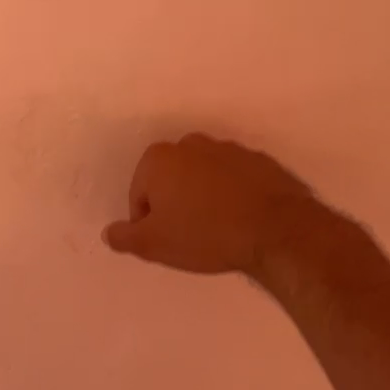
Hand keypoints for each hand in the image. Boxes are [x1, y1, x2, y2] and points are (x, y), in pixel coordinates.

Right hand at [102, 133, 320, 276]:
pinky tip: (240, 222)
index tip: (166, 240)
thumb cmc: (204, 234)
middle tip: (187, 234)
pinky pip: (235, 182)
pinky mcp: (263, 163)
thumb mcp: (152, 244)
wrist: (278, 232)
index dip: (148, 222)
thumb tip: (110, 232)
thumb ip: (124, 236)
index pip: (139, 195)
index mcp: (159, 159)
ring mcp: (231, 150)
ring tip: (216, 230)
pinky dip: (232, 197)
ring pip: (203, 179)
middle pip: (170, 181)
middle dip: (174, 204)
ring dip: (203, 199)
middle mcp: (192, 145)